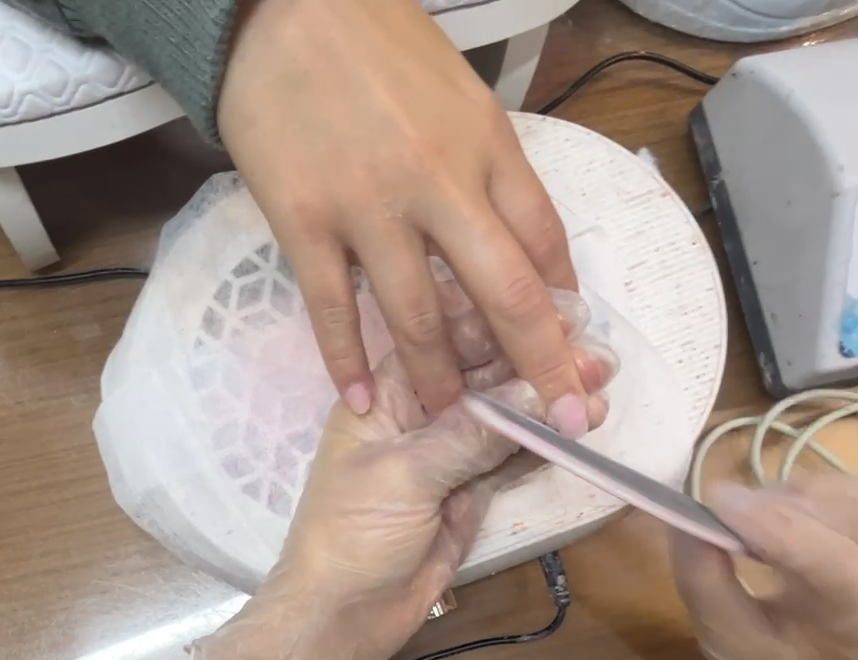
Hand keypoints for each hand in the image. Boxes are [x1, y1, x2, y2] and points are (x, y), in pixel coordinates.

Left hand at [189, 356, 602, 659]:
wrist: (345, 615)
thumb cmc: (354, 534)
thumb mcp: (405, 474)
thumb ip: (470, 433)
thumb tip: (539, 391)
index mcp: (383, 393)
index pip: (443, 338)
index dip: (497, 322)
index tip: (554, 312)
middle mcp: (417, 413)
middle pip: (483, 374)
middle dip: (536, 361)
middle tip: (596, 355)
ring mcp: (447, 452)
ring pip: (505, 414)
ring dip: (549, 400)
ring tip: (602, 386)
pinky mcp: (469, 488)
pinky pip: (511, 455)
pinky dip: (544, 441)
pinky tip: (580, 424)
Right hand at [218, 0, 600, 436]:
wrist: (281, 4)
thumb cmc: (376, 43)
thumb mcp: (461, 94)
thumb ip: (493, 170)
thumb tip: (523, 246)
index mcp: (486, 145)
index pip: (544, 241)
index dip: (564, 307)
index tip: (575, 353)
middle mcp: (438, 183)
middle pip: (503, 291)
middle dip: (540, 365)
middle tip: (562, 420)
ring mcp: (367, 208)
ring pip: (416, 316)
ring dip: (441, 379)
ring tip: (452, 420)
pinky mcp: (304, 224)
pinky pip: (333, 309)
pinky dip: (346, 362)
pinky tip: (362, 400)